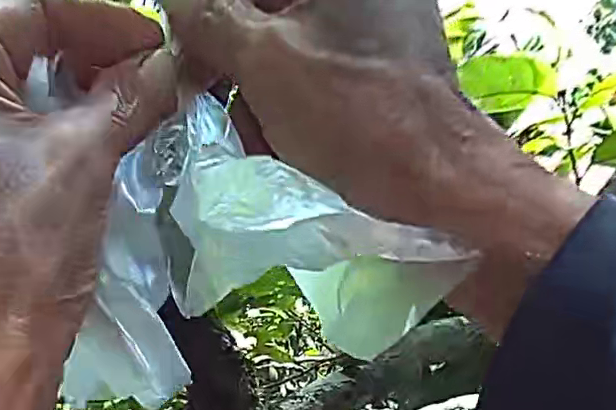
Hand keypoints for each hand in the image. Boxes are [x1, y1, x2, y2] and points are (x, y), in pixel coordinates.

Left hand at [0, 0, 176, 409]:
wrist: (11, 339)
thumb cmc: (32, 250)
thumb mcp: (84, 159)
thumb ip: (129, 96)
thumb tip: (178, 59)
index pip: (38, 8)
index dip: (108, 22)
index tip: (165, 41)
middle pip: (39, 39)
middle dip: (106, 53)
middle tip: (166, 71)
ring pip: (45, 81)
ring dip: (101, 87)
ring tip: (155, 96)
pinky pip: (42, 121)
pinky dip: (85, 120)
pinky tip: (125, 124)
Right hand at [163, 0, 592, 334]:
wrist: (437, 186)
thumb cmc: (355, 118)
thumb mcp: (268, 63)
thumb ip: (212, 22)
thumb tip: (178, 8)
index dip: (206, 26)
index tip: (190, 69)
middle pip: (265, 21)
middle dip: (239, 71)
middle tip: (234, 118)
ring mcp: (374, 29)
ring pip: (287, 56)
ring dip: (264, 103)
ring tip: (272, 146)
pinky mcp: (382, 73)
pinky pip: (316, 84)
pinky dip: (294, 115)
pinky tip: (295, 150)